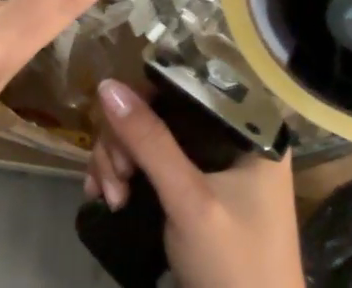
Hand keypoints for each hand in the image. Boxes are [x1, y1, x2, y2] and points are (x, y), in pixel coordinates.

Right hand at [86, 80, 302, 287]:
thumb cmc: (236, 267)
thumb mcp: (189, 201)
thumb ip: (150, 141)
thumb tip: (105, 84)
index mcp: (247, 132)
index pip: (185, 85)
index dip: (143, 97)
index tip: (118, 128)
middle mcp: (227, 140)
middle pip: (157, 111)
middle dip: (123, 141)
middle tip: (117, 179)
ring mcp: (206, 166)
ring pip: (144, 137)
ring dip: (116, 162)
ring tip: (110, 197)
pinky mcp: (188, 191)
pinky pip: (144, 164)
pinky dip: (120, 176)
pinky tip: (105, 197)